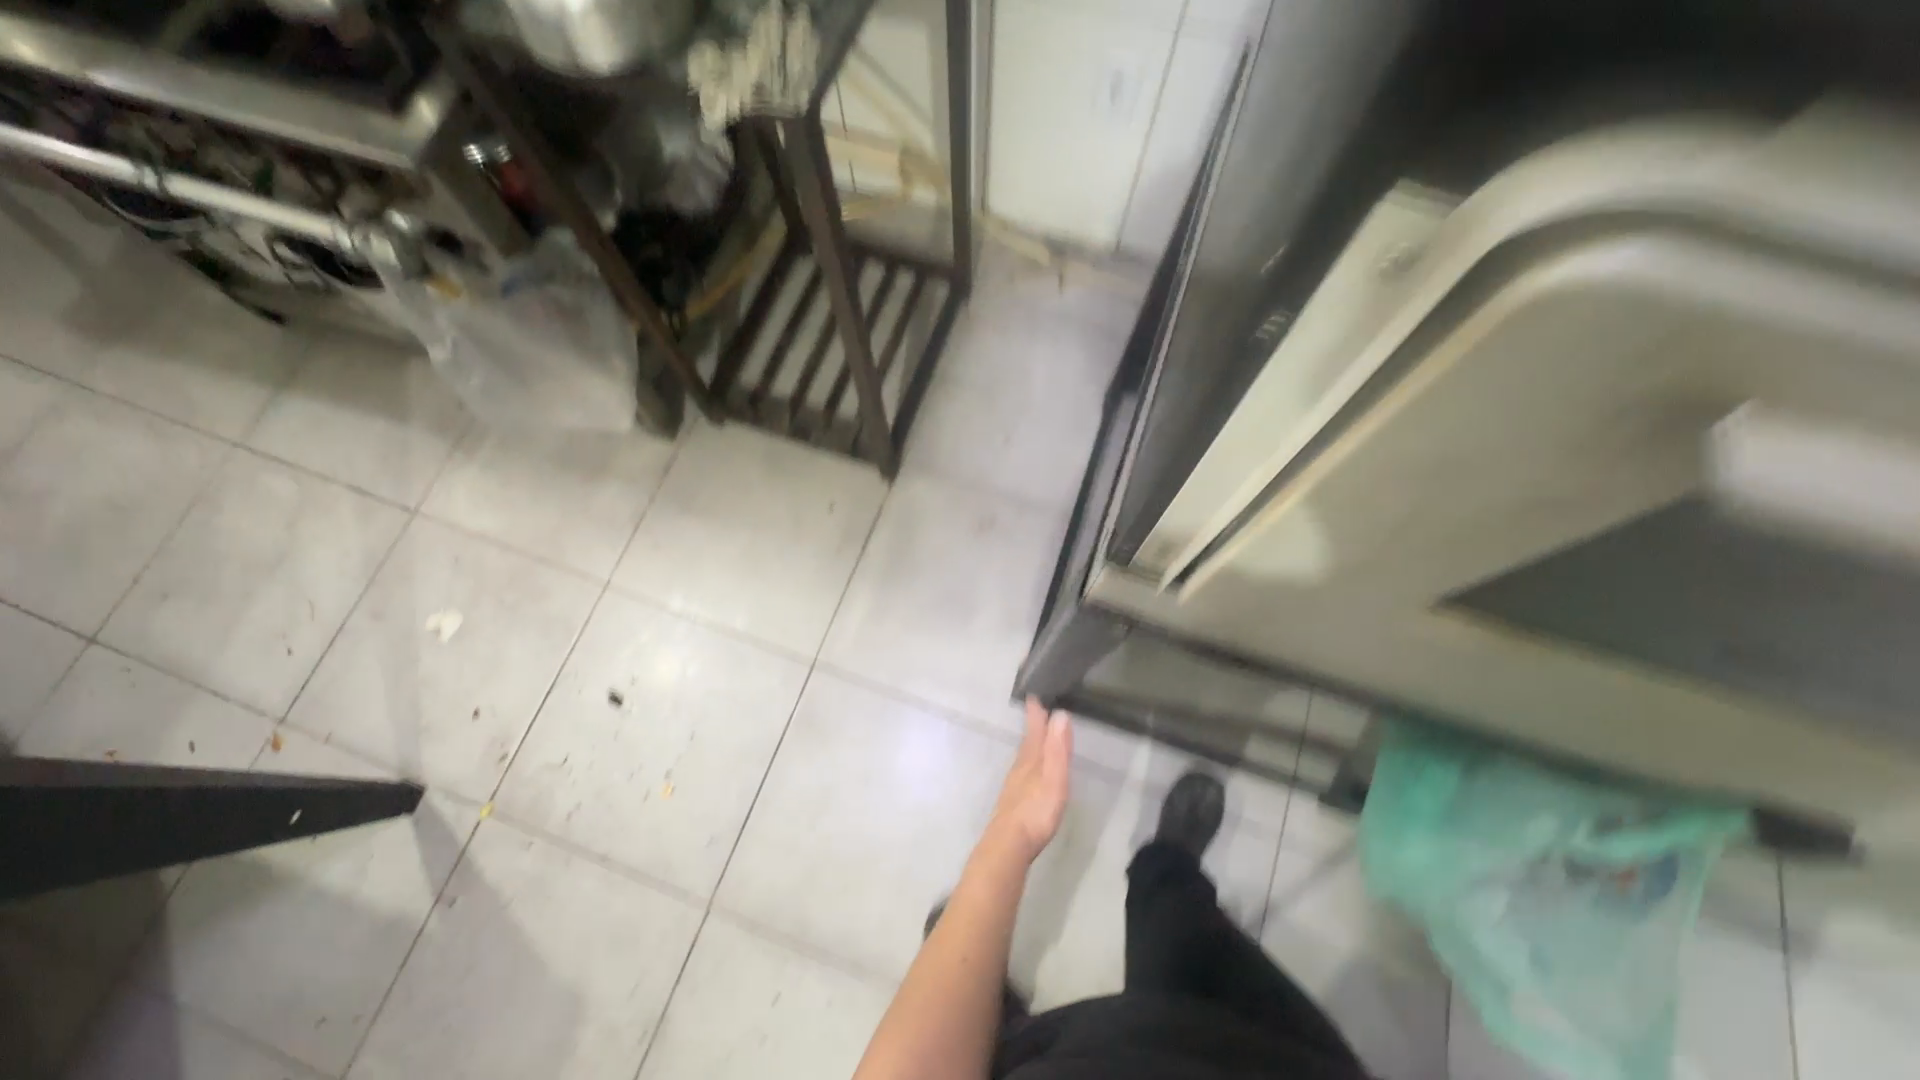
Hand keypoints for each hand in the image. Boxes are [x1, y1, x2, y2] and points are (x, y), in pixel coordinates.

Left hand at [983, 699, 1073, 864]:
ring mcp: (1015, 785)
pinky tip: (1030, 772)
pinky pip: (1023, 773)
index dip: (1036, 714)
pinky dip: (1028, 764)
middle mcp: (1020, 768)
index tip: (1034, 695)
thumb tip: (1060, 714)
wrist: (1009, 844)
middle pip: (1028, 742)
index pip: (1035, 731)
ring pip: (1024, 758)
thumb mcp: (1053, 778)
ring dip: (1031, 744)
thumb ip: (1057, 749)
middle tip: (1037, 710)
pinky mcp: (1014, 802)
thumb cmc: (1035, 811)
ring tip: (1036, 736)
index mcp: (1031, 760)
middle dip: (1033, 726)